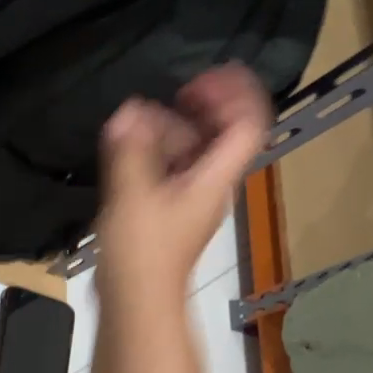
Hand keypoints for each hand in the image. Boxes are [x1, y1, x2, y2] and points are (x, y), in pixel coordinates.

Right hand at [97, 64, 269, 303]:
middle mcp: (209, 185)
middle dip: (205, 107)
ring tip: (143, 115)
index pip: (245, 126)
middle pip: (222, 137)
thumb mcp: (132, 196)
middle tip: (177, 87)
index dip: (235, 94)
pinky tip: (132, 148)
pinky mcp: (166, 214)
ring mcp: (188, 200)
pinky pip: (172, 171)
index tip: (209, 73)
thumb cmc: (142, 249)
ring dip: (176, 129)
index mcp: (214, 178)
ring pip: (195, 154)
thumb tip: (128, 110)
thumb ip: (131, 152)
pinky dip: (158, 152)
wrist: (138, 299)